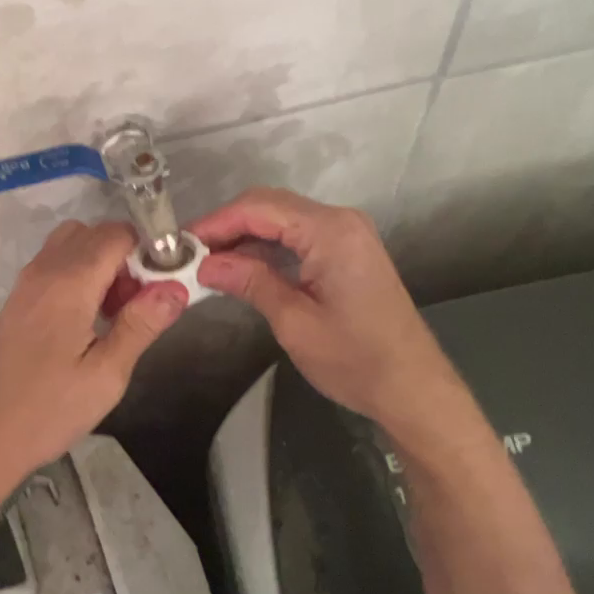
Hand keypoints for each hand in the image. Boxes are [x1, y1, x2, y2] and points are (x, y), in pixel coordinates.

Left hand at [0, 220, 188, 490]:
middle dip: (125, 256)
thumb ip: (141, 324)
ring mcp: (27, 283)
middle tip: (139, 304)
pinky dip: (79, 276)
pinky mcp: (18, 300)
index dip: (147, 250)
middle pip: (94, 233)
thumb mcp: (106, 374)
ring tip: (114, 314)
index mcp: (69, 282)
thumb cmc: (48, 410)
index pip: (117, 234)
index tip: (163, 286)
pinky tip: (88, 323)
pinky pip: (55, 265)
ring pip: (72, 245)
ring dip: (101, 264)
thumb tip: (176, 287)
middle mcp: (44, 270)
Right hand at [193, 188, 443, 421]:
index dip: (216, 222)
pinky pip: (298, 235)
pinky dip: (266, 246)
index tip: (180, 243)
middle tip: (188, 253)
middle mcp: (340, 221)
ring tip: (206, 261)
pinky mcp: (347, 251)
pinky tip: (240, 266)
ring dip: (244, 235)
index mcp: (331, 232)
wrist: (414, 388)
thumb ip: (250, 282)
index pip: (259, 208)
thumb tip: (205, 264)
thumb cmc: (356, 360)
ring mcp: (347, 234)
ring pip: (281, 218)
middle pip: (269, 205)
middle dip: (227, 225)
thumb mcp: (294, 322)